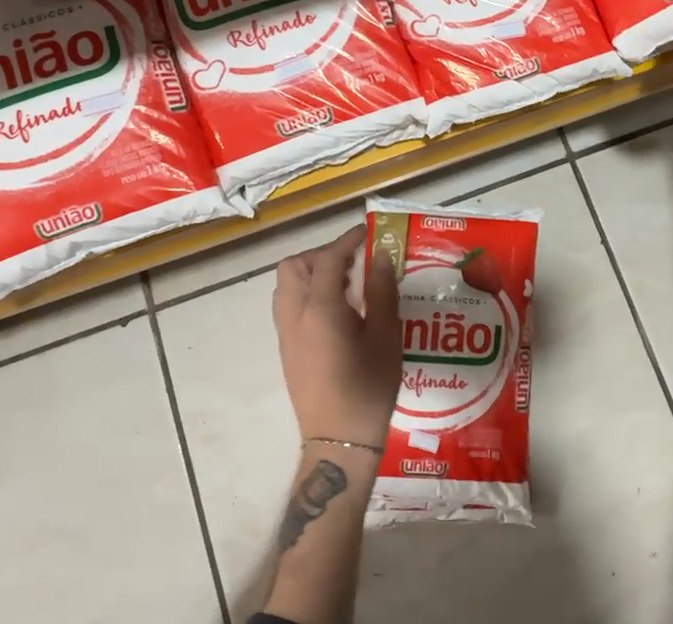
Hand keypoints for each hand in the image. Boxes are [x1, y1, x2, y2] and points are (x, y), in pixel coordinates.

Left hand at [272, 224, 402, 447]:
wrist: (339, 441)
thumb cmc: (369, 389)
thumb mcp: (386, 338)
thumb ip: (382, 293)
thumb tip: (381, 258)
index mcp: (321, 310)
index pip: (328, 259)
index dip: (347, 241)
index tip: (367, 232)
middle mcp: (295, 316)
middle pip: (295, 267)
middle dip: (322, 255)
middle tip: (354, 262)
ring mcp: (286, 335)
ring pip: (287, 286)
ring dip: (312, 274)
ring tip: (347, 284)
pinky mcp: (286, 350)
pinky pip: (289, 305)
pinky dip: (308, 294)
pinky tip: (338, 311)